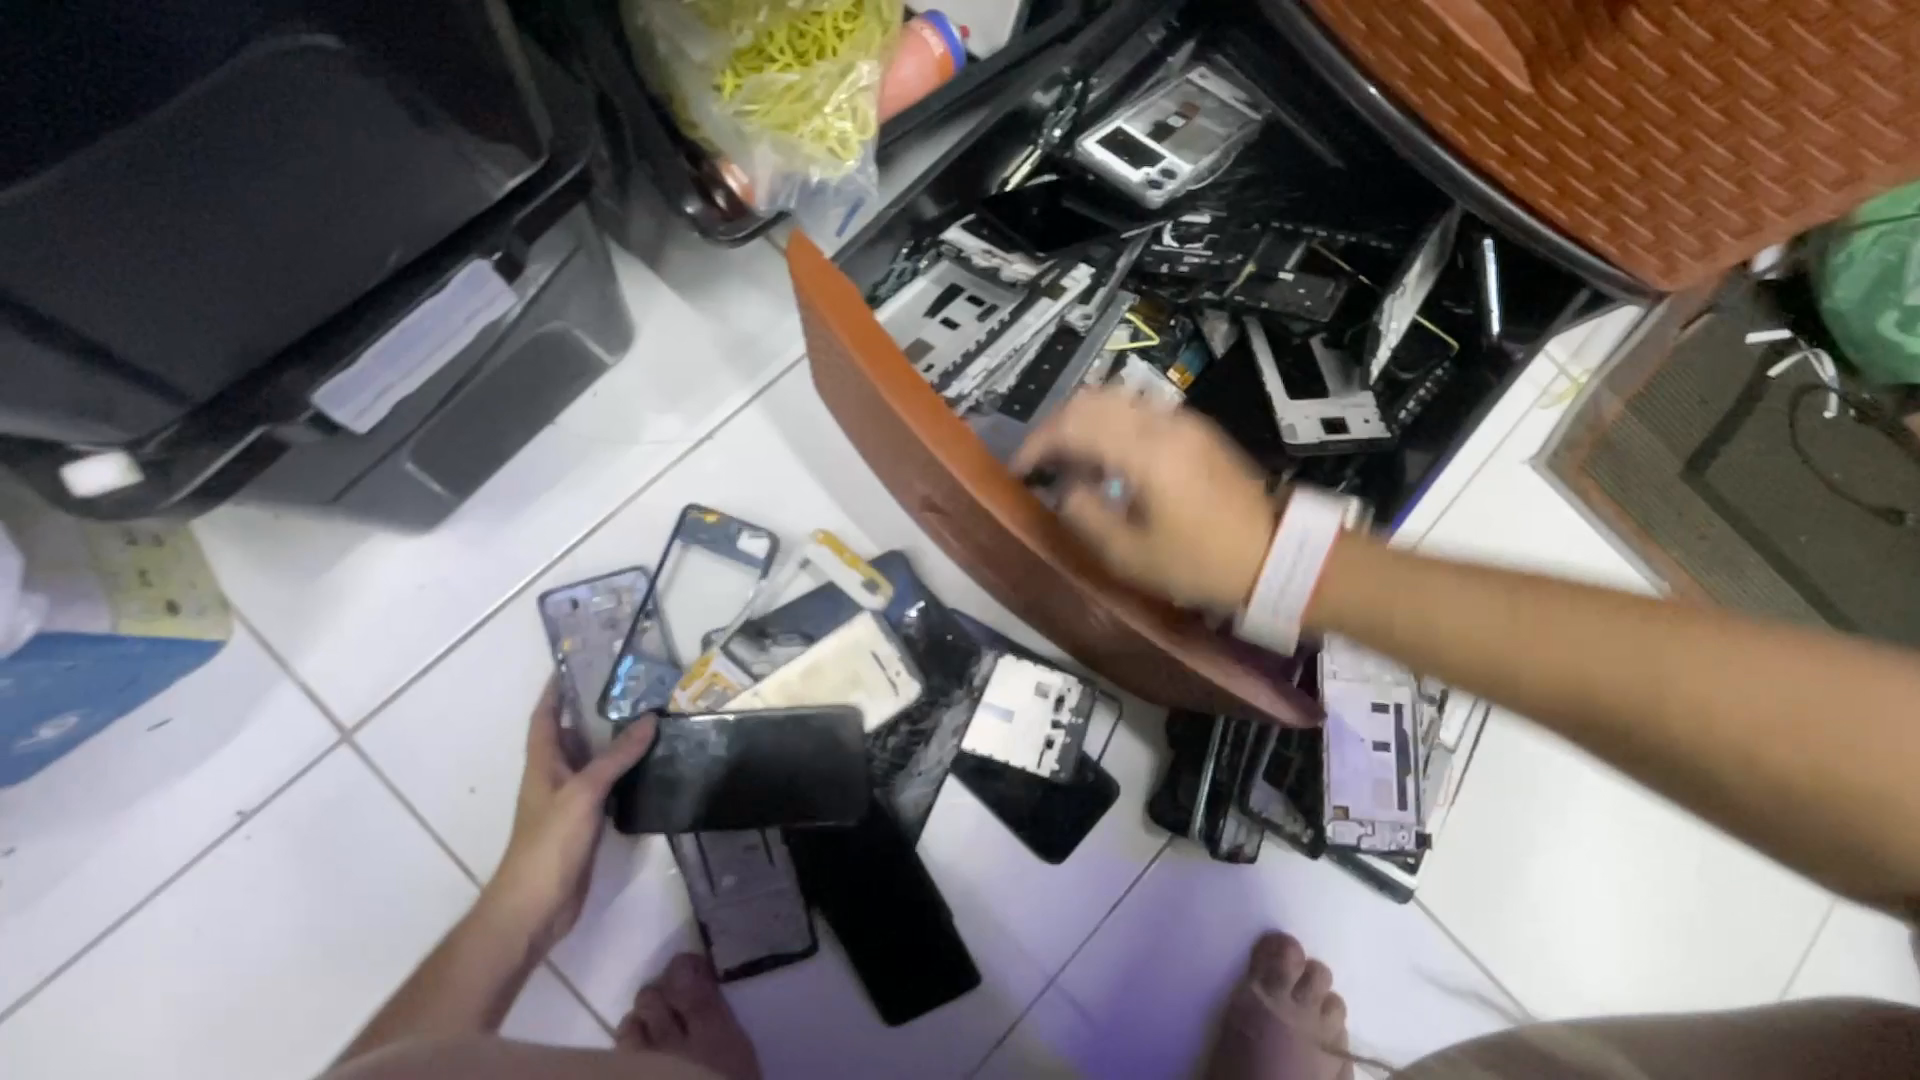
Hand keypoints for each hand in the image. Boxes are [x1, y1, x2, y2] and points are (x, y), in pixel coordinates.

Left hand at [482, 680, 656, 954]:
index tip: (574, 664)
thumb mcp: (584, 793)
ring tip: (647, 719)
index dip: (555, 692)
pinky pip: (605, 788)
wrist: (535, 906)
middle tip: (630, 688)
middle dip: (592, 712)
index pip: (546, 718)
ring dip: (612, 742)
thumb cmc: (549, 843)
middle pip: (571, 736)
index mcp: (543, 765)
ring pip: (591, 762)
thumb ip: (616, 757)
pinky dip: (623, 773)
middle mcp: (553, 778)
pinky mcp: (585, 824)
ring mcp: (569, 803)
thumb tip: (649, 720)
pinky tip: (648, 767)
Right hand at [1014, 389, 1278, 613]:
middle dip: (1056, 426)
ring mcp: (1182, 420)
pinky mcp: (1195, 428)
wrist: (1274, 554)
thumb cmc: (1200, 562)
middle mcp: (1161, 422)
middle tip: (1039, 461)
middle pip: (1091, 399)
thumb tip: (1066, 489)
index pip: (1072, 425)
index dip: (1037, 443)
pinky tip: (1108, 458)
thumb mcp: (1131, 555)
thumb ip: (1086, 516)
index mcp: (1144, 451)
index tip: (1018, 468)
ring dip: (1083, 420)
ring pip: (1116, 397)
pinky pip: (1139, 408)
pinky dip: (1110, 422)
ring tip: (1069, 459)